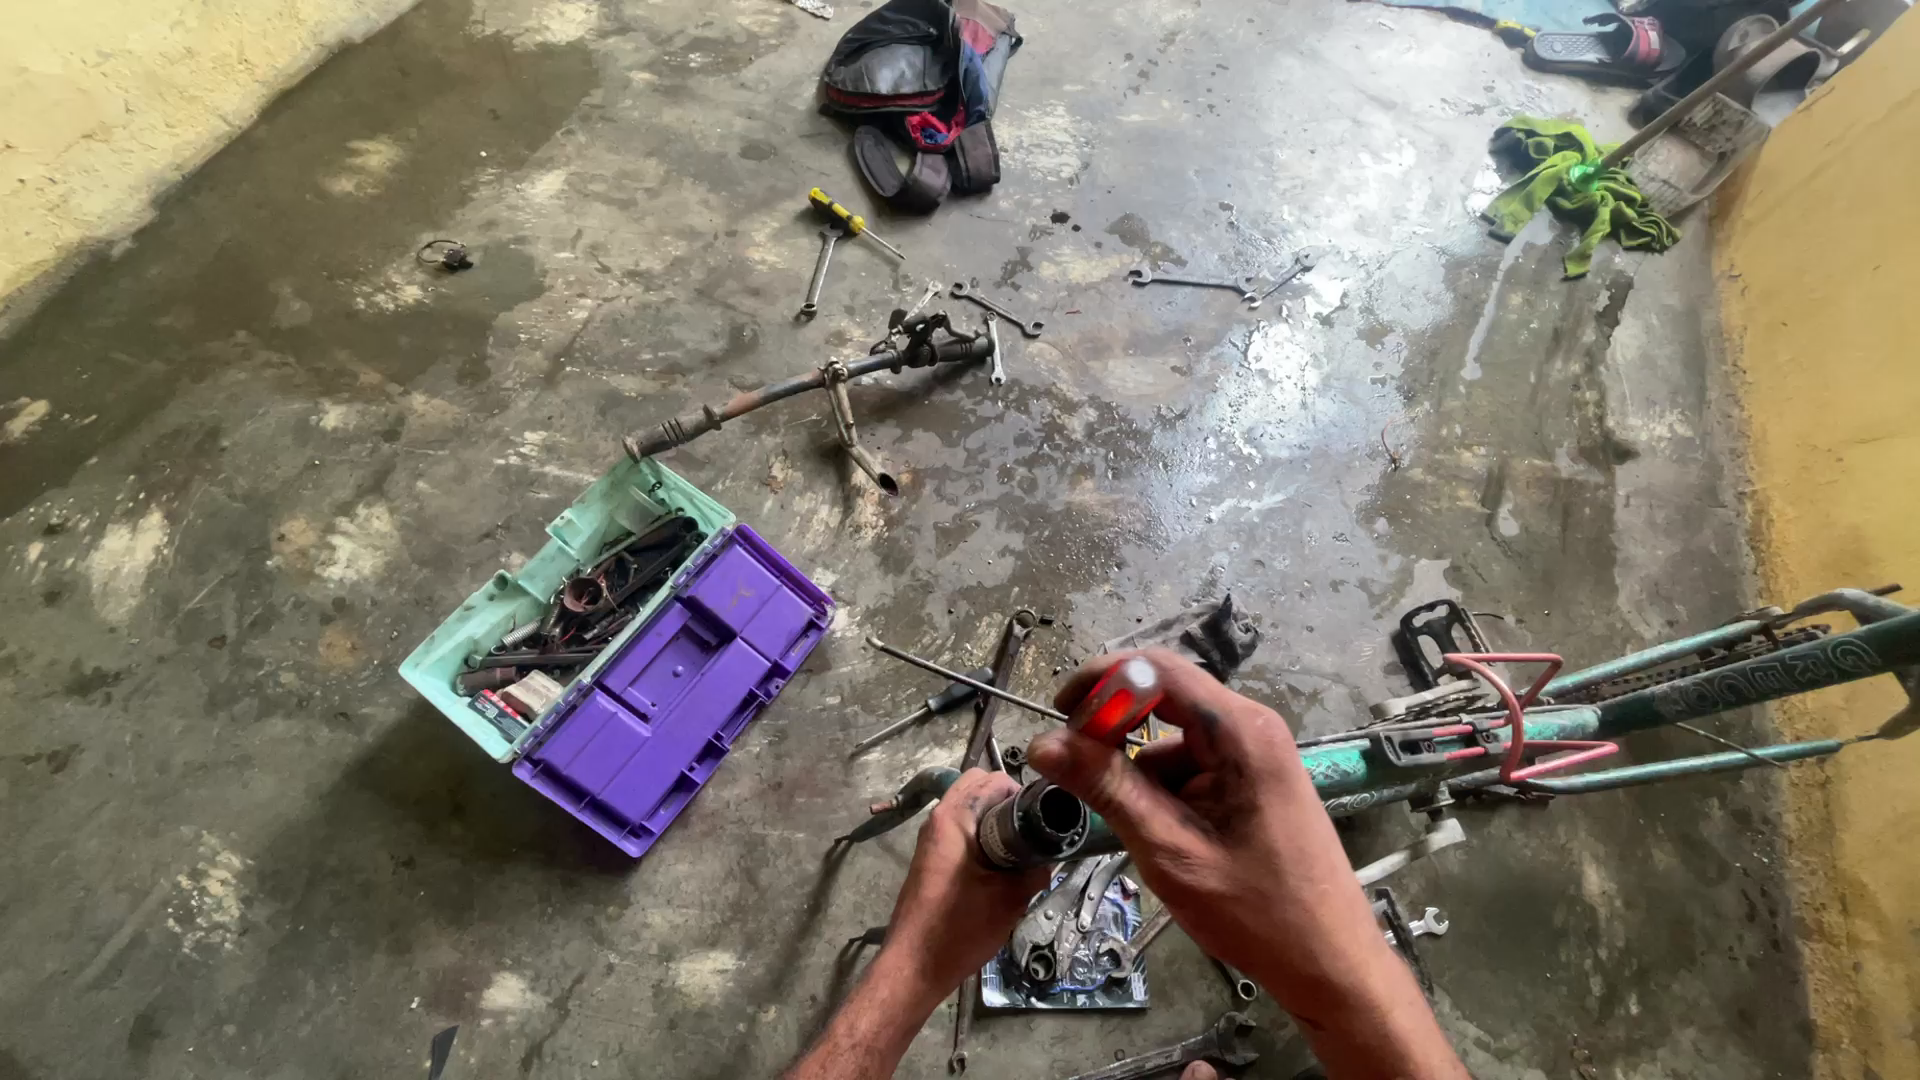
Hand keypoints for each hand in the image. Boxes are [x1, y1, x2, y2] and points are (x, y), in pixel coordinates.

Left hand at [880, 768, 1050, 997]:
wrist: (915, 966)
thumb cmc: (959, 928)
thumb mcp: (1009, 900)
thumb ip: (1035, 872)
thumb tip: (1051, 857)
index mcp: (953, 818)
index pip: (992, 779)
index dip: (1021, 791)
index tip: (1041, 815)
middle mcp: (938, 818)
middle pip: (977, 786)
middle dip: (1007, 800)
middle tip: (1031, 828)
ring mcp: (931, 837)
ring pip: (968, 808)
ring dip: (993, 817)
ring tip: (1020, 846)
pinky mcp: (931, 855)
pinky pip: (961, 828)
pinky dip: (981, 833)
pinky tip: (1000, 862)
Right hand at [1025, 649, 1390, 1008]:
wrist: (1331, 966)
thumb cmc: (1257, 911)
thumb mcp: (1168, 847)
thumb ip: (1106, 786)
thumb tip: (1043, 743)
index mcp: (1238, 729)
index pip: (1156, 669)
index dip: (1101, 679)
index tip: (1060, 713)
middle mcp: (1248, 725)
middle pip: (1163, 695)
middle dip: (1113, 723)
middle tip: (1075, 761)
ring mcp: (1253, 750)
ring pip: (1171, 733)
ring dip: (1138, 765)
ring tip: (1134, 824)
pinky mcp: (1250, 776)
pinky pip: (1190, 758)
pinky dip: (1161, 784)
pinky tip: (1163, 830)